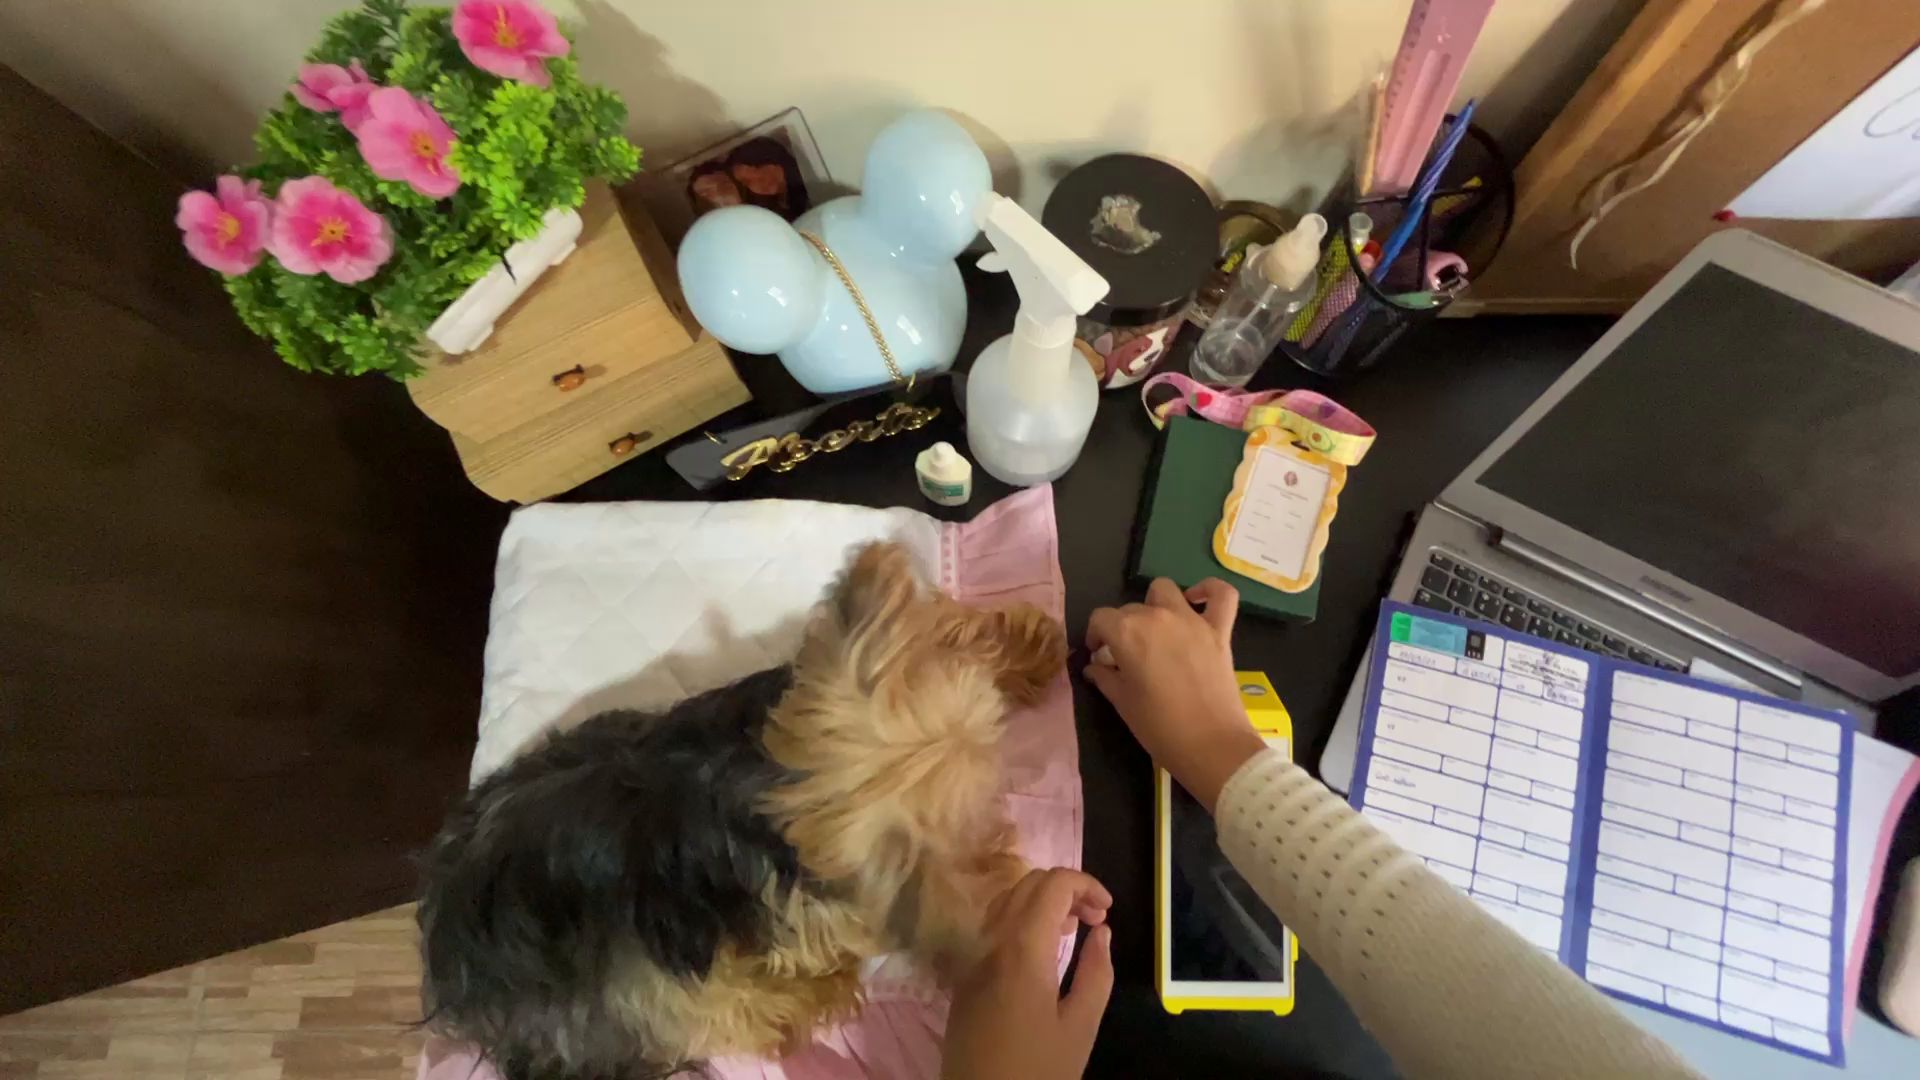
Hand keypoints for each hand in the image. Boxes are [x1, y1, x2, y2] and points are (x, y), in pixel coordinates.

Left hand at [942, 868, 1113, 1079]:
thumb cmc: (1036, 1072)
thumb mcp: (1080, 1028)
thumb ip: (1096, 973)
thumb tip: (1103, 932)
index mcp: (1023, 946)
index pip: (1054, 884)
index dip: (1086, 884)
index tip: (1108, 910)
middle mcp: (992, 938)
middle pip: (1029, 882)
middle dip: (1067, 889)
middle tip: (1095, 919)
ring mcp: (973, 953)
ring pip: (1008, 898)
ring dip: (1042, 900)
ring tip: (1072, 929)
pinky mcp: (965, 971)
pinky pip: (993, 924)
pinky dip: (1021, 917)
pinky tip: (1041, 948)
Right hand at [1084, 579, 1265, 811]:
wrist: (1211, 747)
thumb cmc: (1159, 727)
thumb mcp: (1122, 703)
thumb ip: (1105, 677)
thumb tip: (1095, 666)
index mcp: (1127, 633)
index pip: (1100, 619)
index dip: (1096, 636)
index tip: (1099, 656)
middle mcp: (1157, 617)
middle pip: (1130, 609)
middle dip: (1122, 629)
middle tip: (1127, 657)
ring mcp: (1191, 620)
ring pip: (1164, 591)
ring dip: (1155, 604)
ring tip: (1156, 628)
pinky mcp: (1219, 630)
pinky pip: (1220, 595)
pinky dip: (1209, 591)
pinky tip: (1196, 600)